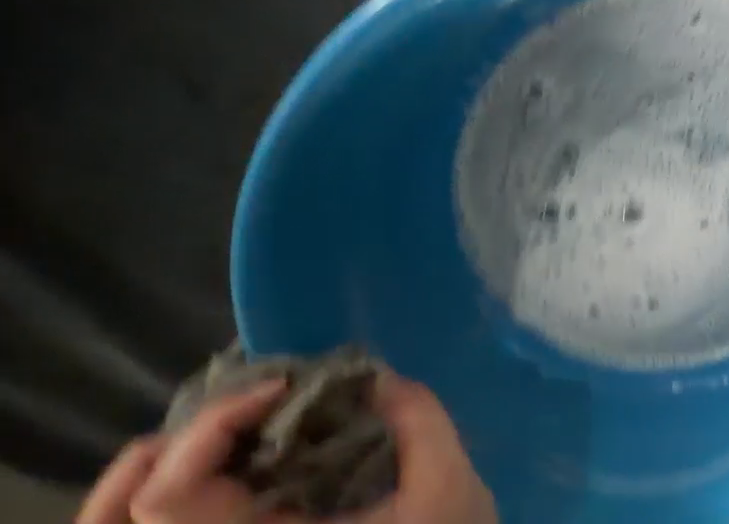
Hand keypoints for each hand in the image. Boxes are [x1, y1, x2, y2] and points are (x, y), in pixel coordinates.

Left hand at [77, 373, 495, 523]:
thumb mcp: (445, 484)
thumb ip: (418, 420)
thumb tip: (374, 378)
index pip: (167, 497)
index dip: (211, 427)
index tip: (283, 388)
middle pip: (128, 506)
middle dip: (190, 433)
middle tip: (265, 395)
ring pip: (123, 522)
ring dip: (167, 462)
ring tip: (238, 421)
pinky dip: (179, 487)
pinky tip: (239, 457)